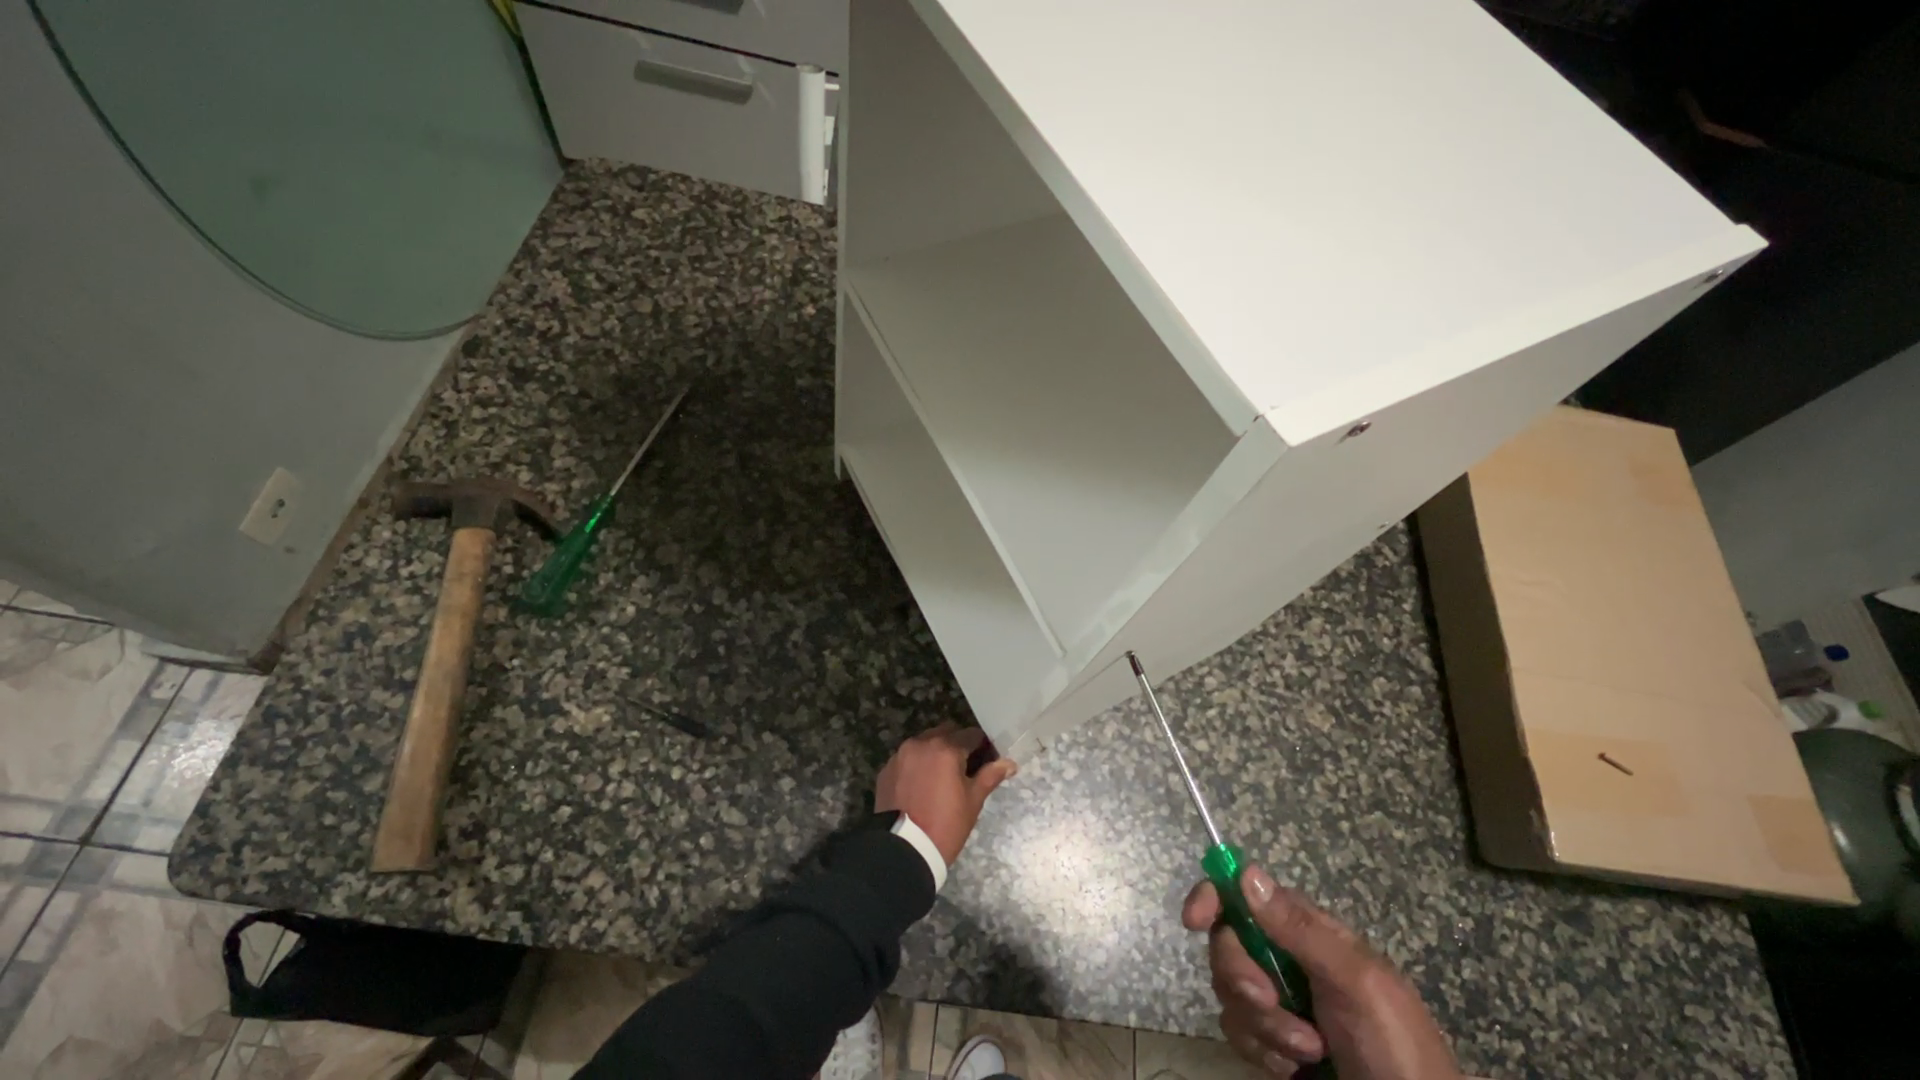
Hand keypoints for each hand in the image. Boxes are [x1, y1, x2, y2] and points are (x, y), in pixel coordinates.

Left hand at [874, 722, 1017, 864]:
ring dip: (935, 752)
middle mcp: (920, 744)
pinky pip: (907, 758)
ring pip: (924, 743)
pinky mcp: (886, 770)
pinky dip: (917, 765)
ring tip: (942, 777)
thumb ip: (990, 776)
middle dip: (957, 744)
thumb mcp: (973, 801)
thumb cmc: (945, 825)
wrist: (904, 849)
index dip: (982, 746)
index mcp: (945, 749)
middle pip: (946, 732)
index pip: (971, 735)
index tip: (987, 759)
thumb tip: (1009, 763)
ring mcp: (900, 756)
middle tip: (965, 768)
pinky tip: (921, 785)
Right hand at [1182, 868, 1460, 1078]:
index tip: (1194, 920)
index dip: (1214, 896)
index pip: (1247, 893)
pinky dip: (1262, 1052)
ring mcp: (1279, 1002)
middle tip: (1271, 1001)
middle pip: (1227, 944)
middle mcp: (1287, 958)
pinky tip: (1294, 1068)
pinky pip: (1237, 1033)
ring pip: (1229, 993)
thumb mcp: (1356, 982)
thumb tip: (1247, 872)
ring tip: (1308, 1051)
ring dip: (1262, 1026)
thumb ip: (1300, 929)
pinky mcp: (1271, 1041)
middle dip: (1242, 977)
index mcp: (1310, 932)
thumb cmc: (1394, 1044)